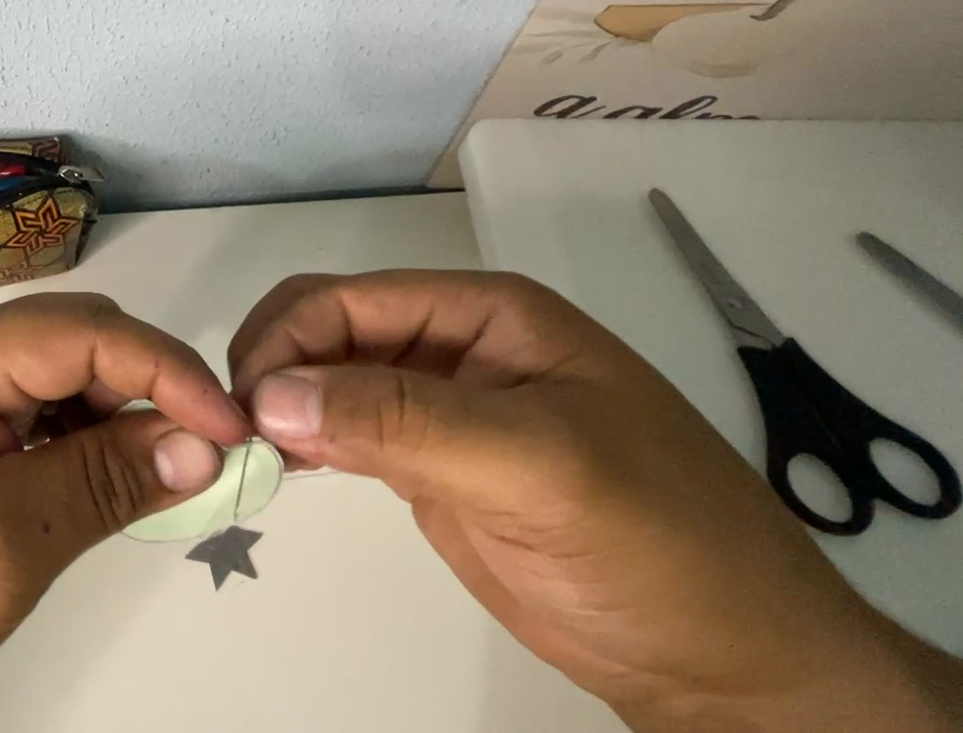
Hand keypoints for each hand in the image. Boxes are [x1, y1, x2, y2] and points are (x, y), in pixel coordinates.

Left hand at [0, 293, 250, 731]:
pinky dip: (87, 443)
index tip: (235, 432)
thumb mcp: (3, 541)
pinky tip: (111, 479)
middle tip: (209, 455)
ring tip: (166, 473)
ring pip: (66, 379)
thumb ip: (106, 480)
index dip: (168, 373)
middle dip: (149, 390)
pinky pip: (40, 416)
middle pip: (77, 344)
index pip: (84, 334)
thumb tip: (206, 446)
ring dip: (122, 418)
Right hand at [229, 269, 962, 731]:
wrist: (725, 663)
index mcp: (484, 312)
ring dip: (278, 404)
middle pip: (328, 327)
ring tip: (247, 454)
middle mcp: (451, 343)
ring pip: (325, 376)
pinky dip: (299, 439)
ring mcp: (435, 403)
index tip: (243, 408)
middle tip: (237, 432)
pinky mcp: (422, 459)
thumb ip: (401, 420)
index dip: (287, 340)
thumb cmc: (655, 544)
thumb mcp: (535, 466)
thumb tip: (270, 396)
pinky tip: (278, 467)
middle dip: (272, 365)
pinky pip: (340, 427)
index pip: (351, 299)